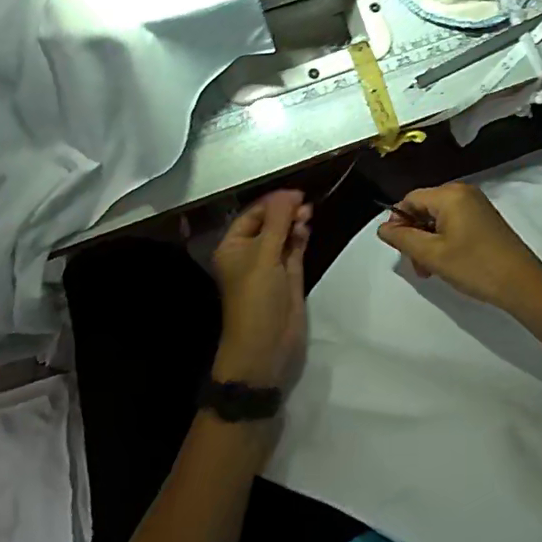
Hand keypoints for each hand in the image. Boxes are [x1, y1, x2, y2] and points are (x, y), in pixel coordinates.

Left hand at [209, 189, 312, 388]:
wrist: (265, 347)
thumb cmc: (256, 298)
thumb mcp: (264, 256)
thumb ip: (278, 222)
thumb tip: (289, 193)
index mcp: (233, 246)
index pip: (252, 214)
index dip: (273, 202)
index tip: (296, 193)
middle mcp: (250, 253)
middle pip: (269, 222)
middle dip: (286, 211)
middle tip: (306, 205)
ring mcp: (270, 265)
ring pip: (284, 234)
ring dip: (294, 223)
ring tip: (308, 215)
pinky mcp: (288, 276)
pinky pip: (294, 249)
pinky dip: (300, 237)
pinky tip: (307, 228)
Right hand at [376, 183, 541, 323]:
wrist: (523, 284)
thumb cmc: (475, 266)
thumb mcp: (432, 255)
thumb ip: (403, 239)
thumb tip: (383, 228)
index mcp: (450, 194)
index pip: (410, 199)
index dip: (398, 223)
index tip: (399, 250)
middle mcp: (464, 193)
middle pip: (425, 208)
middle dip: (416, 236)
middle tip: (419, 267)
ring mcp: (478, 205)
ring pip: (439, 219)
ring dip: (430, 243)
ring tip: (432, 270)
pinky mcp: (486, 219)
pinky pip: (455, 223)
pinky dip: (446, 241)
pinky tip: (449, 263)